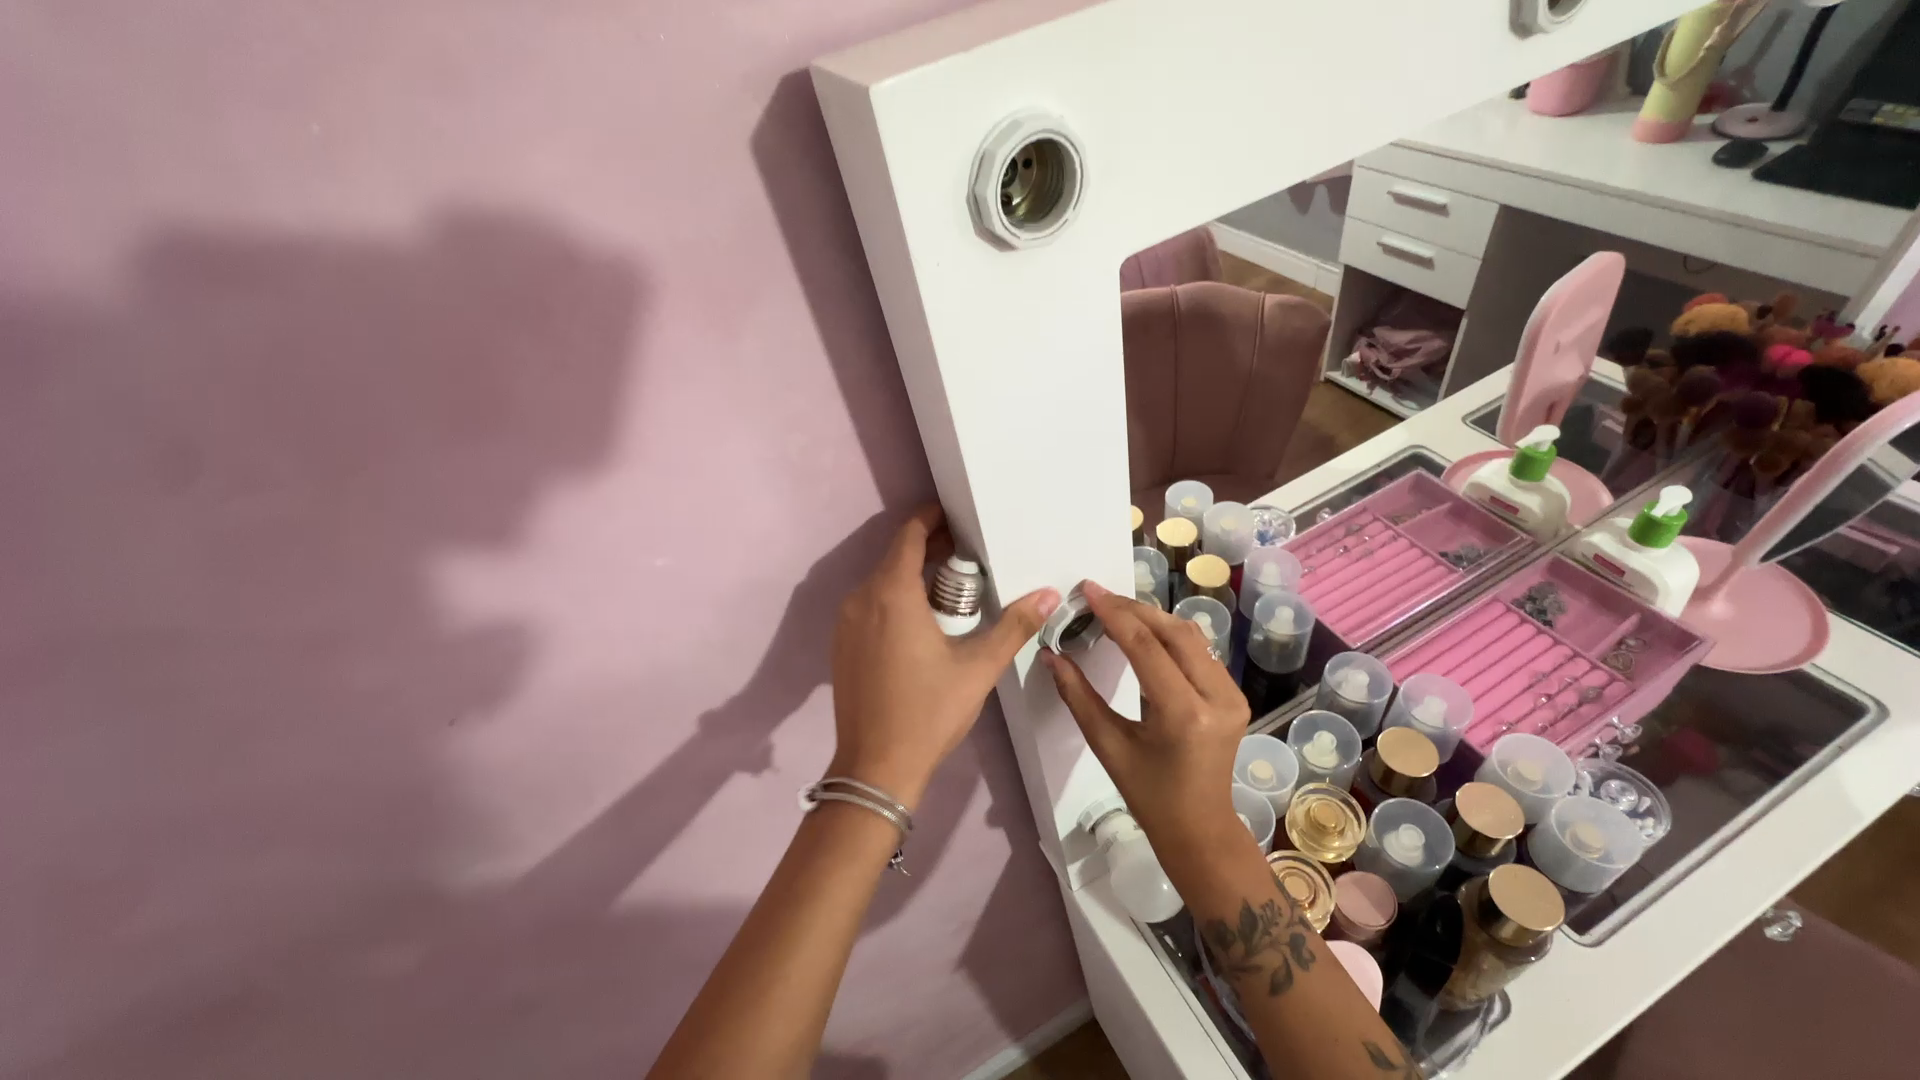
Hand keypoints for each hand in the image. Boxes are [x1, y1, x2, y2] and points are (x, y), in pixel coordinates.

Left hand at [828, 505, 1060, 807]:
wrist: (876, 767)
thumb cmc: (929, 711)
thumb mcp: (978, 667)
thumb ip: (1014, 626)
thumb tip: (1049, 595)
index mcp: (891, 593)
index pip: (909, 535)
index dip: (932, 519)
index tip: (958, 517)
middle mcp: (861, 599)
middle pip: (895, 557)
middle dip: (930, 549)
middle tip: (969, 554)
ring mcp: (845, 624)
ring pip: (881, 583)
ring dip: (913, 577)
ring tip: (952, 589)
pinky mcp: (841, 646)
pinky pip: (869, 607)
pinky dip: (894, 600)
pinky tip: (922, 623)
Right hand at [1042, 580, 1250, 859]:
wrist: (1200, 827)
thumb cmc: (1149, 794)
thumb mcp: (1108, 745)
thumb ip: (1078, 696)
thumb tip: (1051, 654)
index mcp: (1184, 714)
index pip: (1147, 648)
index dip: (1115, 615)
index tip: (1089, 591)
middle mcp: (1217, 697)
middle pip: (1176, 632)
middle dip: (1135, 610)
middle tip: (1100, 597)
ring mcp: (1232, 695)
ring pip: (1192, 637)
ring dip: (1154, 619)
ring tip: (1117, 611)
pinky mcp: (1234, 696)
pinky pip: (1201, 652)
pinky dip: (1170, 637)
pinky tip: (1144, 634)